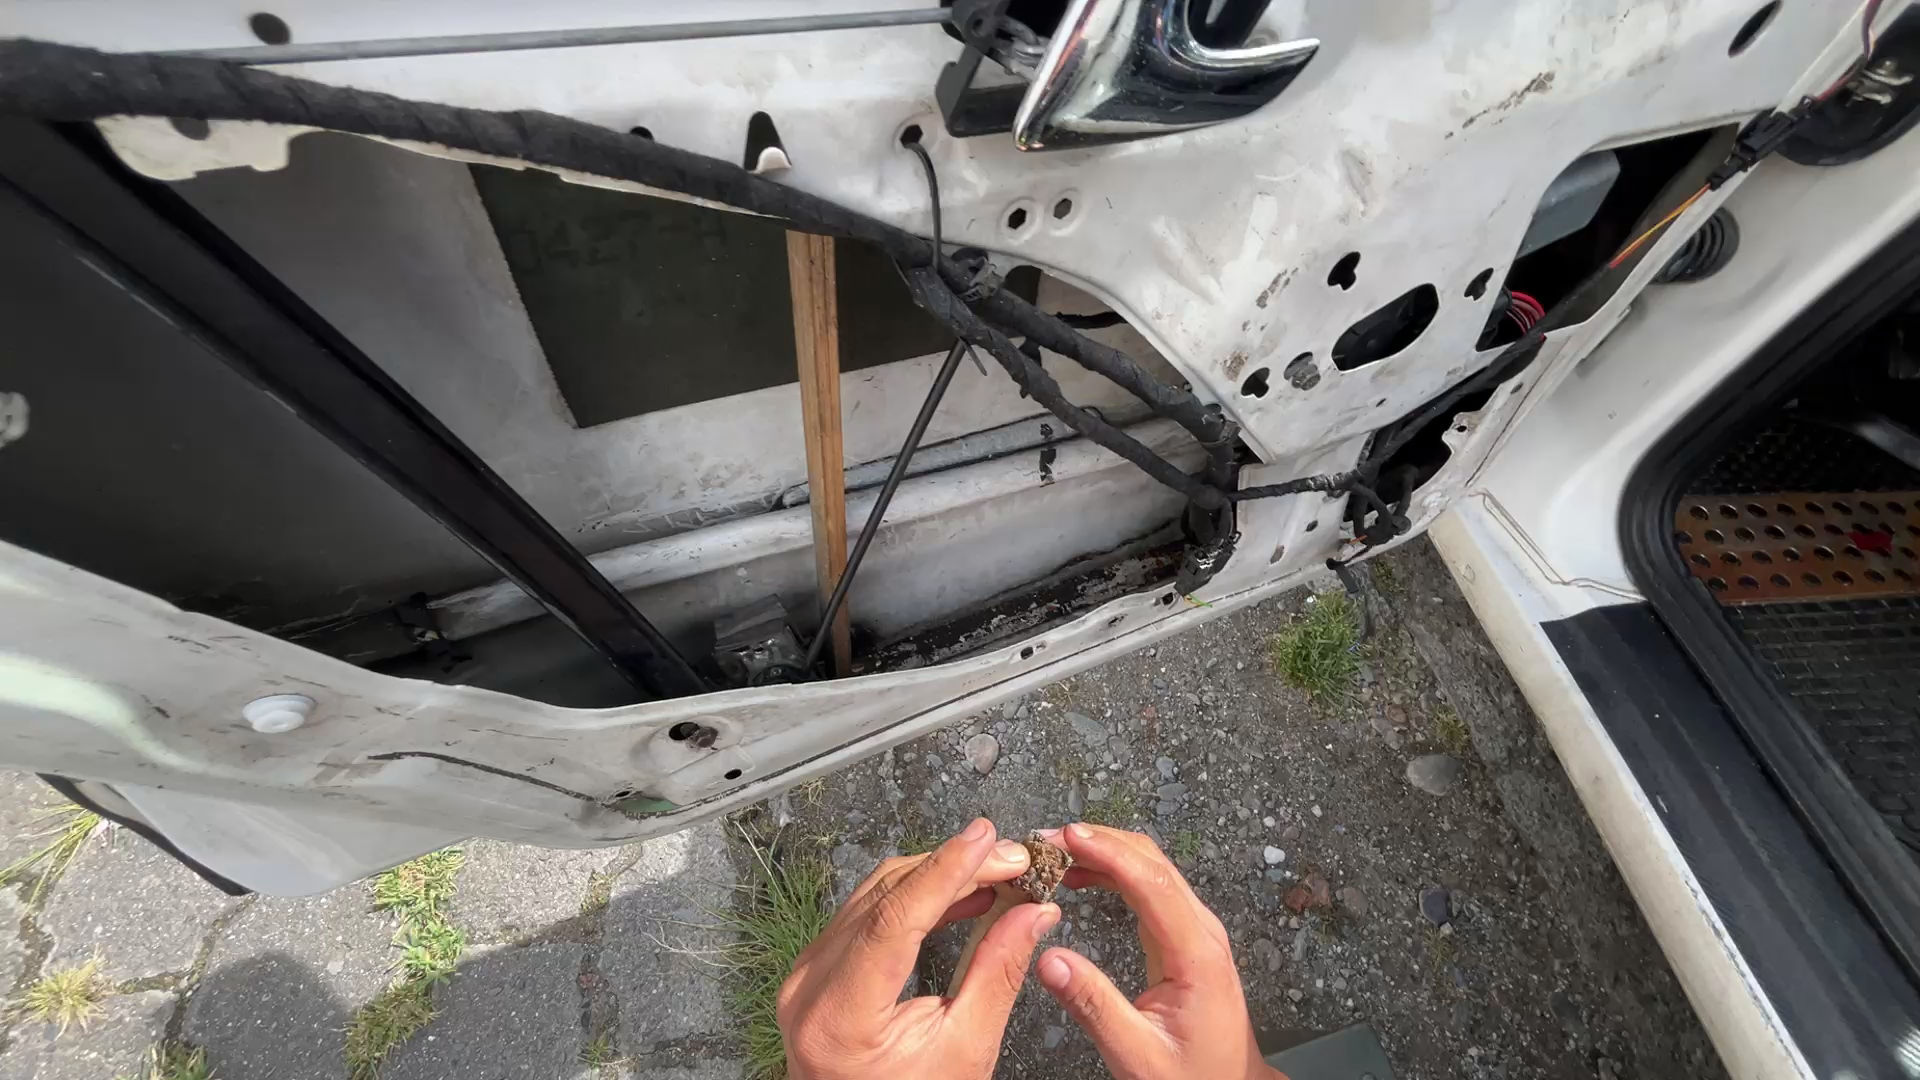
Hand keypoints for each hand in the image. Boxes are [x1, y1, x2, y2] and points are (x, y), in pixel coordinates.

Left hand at [776, 818, 1059, 1079]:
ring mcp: (810, 969)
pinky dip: (919, 893)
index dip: (946, 869)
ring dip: (940, 874)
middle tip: (1011, 858)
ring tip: (995, 869)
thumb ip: (997, 974)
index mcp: (839, 1013)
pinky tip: (961, 891)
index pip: (895, 916)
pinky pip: (873, 908)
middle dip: (956, 867)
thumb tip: (1034, 911)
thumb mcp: (965, 1053)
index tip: (986, 839)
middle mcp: (812, 982)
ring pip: (881, 891)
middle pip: (889, 895)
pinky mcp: (822, 962)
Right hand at [1036, 823, 1283, 1079]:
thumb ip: (1094, 1007)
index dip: (1110, 852)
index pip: (1153, 883)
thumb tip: (1048, 960)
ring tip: (1057, 854)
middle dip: (1099, 842)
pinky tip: (1082, 876)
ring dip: (1103, 851)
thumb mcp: (1139, 1057)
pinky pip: (1146, 885)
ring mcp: (1193, 927)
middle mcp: (1200, 929)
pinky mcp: (1181, 932)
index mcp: (1197, 955)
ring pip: (1148, 867)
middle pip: (1151, 861)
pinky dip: (1111, 870)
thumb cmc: (1193, 1079)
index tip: (1071, 836)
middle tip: (1050, 842)